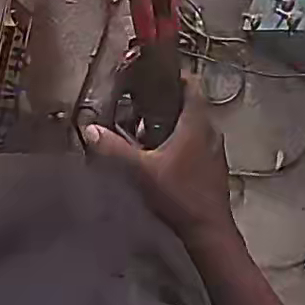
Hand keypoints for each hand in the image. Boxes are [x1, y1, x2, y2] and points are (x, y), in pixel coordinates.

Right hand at [83, 81, 234, 245]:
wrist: (208, 231)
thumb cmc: (179, 195)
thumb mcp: (141, 171)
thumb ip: (115, 149)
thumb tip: (89, 130)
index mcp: (197, 123)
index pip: (192, 85)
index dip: (175, 75)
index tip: (153, 73)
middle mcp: (210, 131)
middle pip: (190, 104)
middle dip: (167, 100)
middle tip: (140, 102)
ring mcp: (214, 149)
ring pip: (193, 124)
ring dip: (173, 122)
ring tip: (145, 128)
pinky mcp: (213, 166)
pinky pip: (197, 141)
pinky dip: (180, 139)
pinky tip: (160, 154)